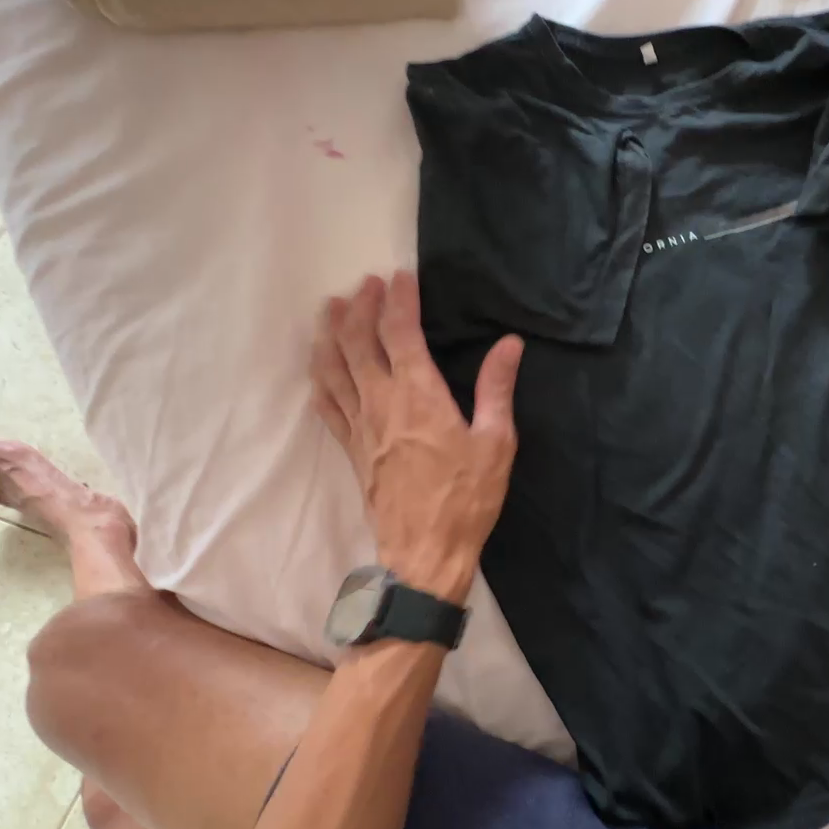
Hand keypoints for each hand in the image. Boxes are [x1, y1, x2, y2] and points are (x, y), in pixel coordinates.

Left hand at [309, 271, 522, 601]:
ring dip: (329, 333)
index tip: (402, 276)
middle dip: (360, 307)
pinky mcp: (351, 449)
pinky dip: (320, 377)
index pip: (400, 333)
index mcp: (419, 397)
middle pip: (357, 342)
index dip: (399, 300)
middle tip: (366, 283)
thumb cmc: (468, 498)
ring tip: (332, 308)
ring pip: (332, 368)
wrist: (425, 552)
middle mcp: (381, 403)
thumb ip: (497, 389)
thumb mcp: (496, 442)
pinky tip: (319, 366)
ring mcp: (359, 427)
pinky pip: (326, 404)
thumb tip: (509, 344)